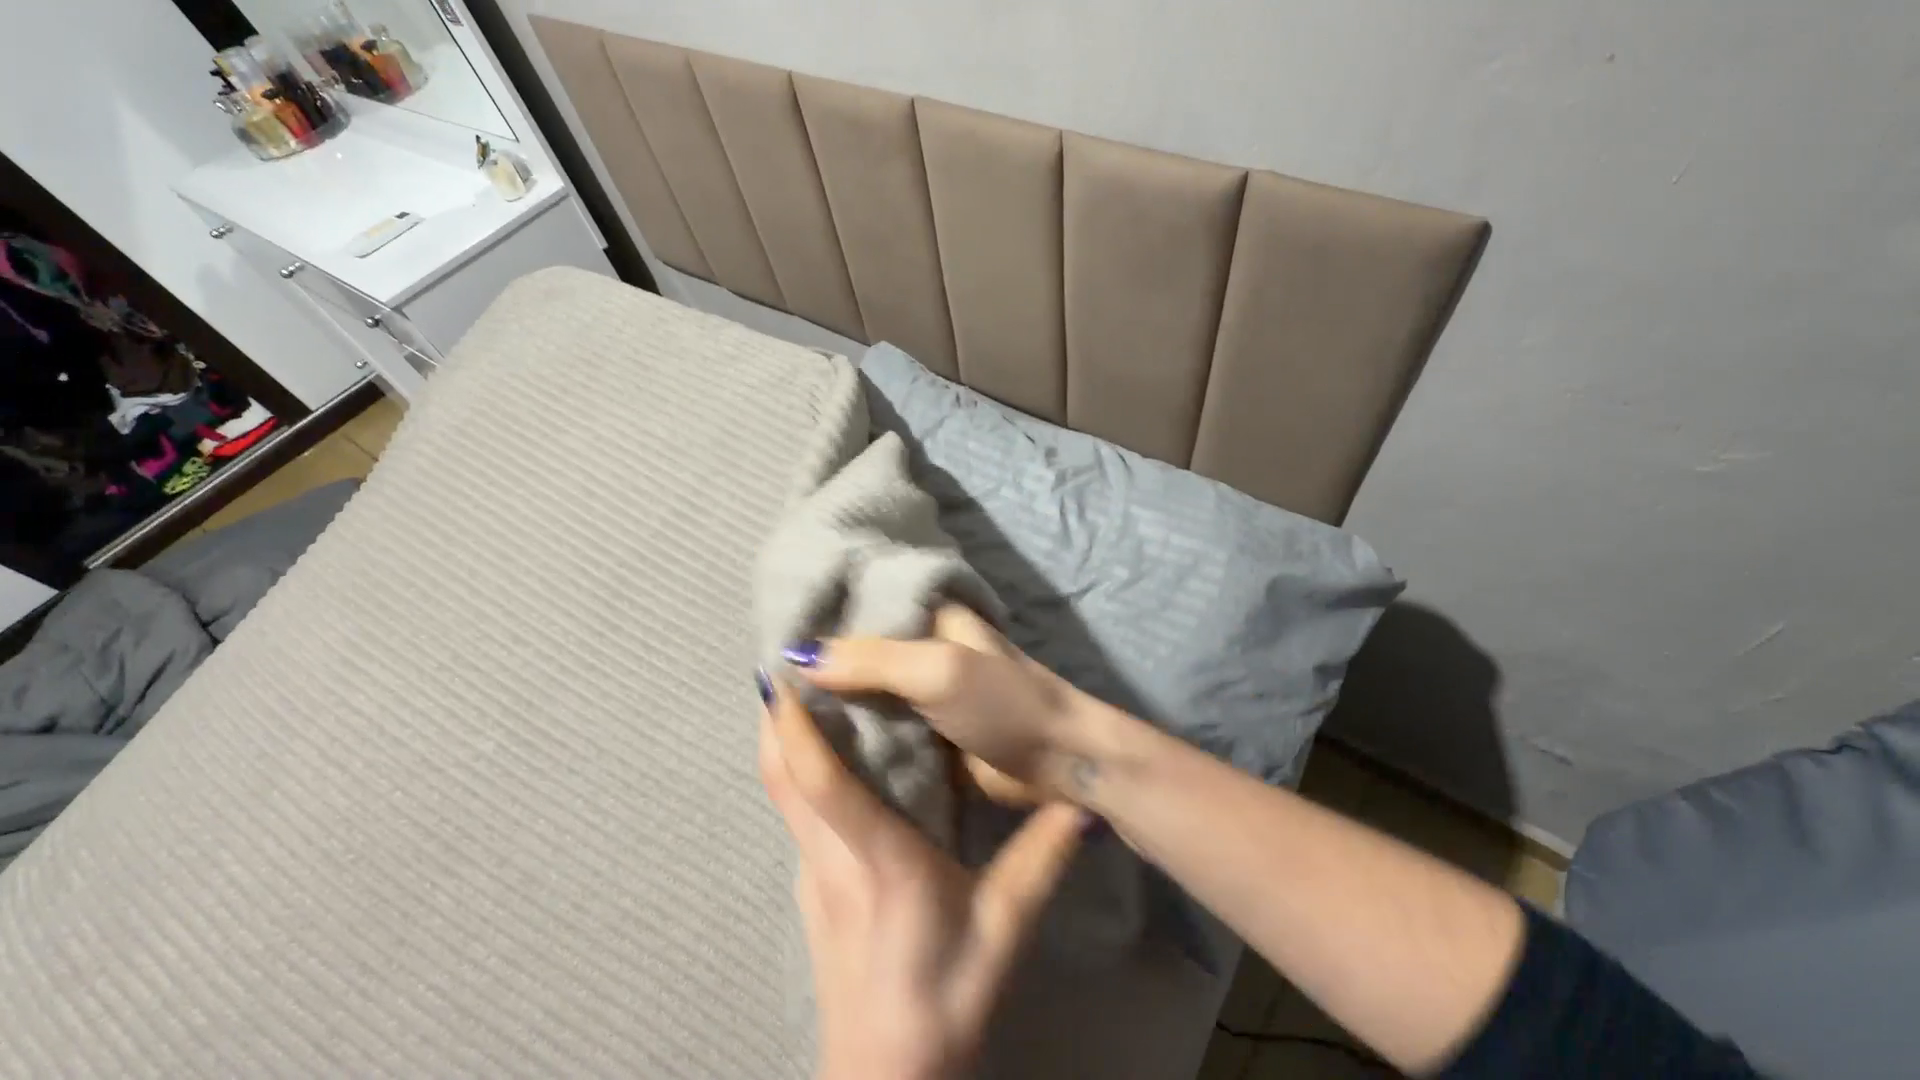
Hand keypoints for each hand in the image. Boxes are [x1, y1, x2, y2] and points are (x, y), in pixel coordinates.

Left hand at [758, 679, 1086, 1079]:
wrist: (886, 1073)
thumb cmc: (945, 998)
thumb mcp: (1003, 930)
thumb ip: (1039, 861)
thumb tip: (1080, 804)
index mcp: (876, 862)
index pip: (820, 782)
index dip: (796, 725)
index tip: (787, 671)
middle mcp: (828, 860)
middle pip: (782, 776)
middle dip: (777, 714)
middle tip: (792, 657)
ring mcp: (810, 875)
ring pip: (782, 794)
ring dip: (783, 739)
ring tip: (806, 690)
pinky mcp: (810, 888)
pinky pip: (795, 813)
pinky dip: (798, 771)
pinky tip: (830, 758)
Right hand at [784, 605, 1114, 803]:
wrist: (1061, 766)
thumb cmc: (1007, 706)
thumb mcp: (939, 671)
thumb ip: (871, 661)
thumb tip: (796, 656)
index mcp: (931, 615)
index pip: (862, 602)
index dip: (820, 613)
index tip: (768, 625)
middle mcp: (923, 647)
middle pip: (858, 650)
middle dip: (818, 663)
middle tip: (761, 677)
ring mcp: (922, 694)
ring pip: (863, 693)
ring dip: (829, 703)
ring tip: (771, 709)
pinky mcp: (923, 736)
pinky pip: (875, 730)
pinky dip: (848, 736)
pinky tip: (808, 743)